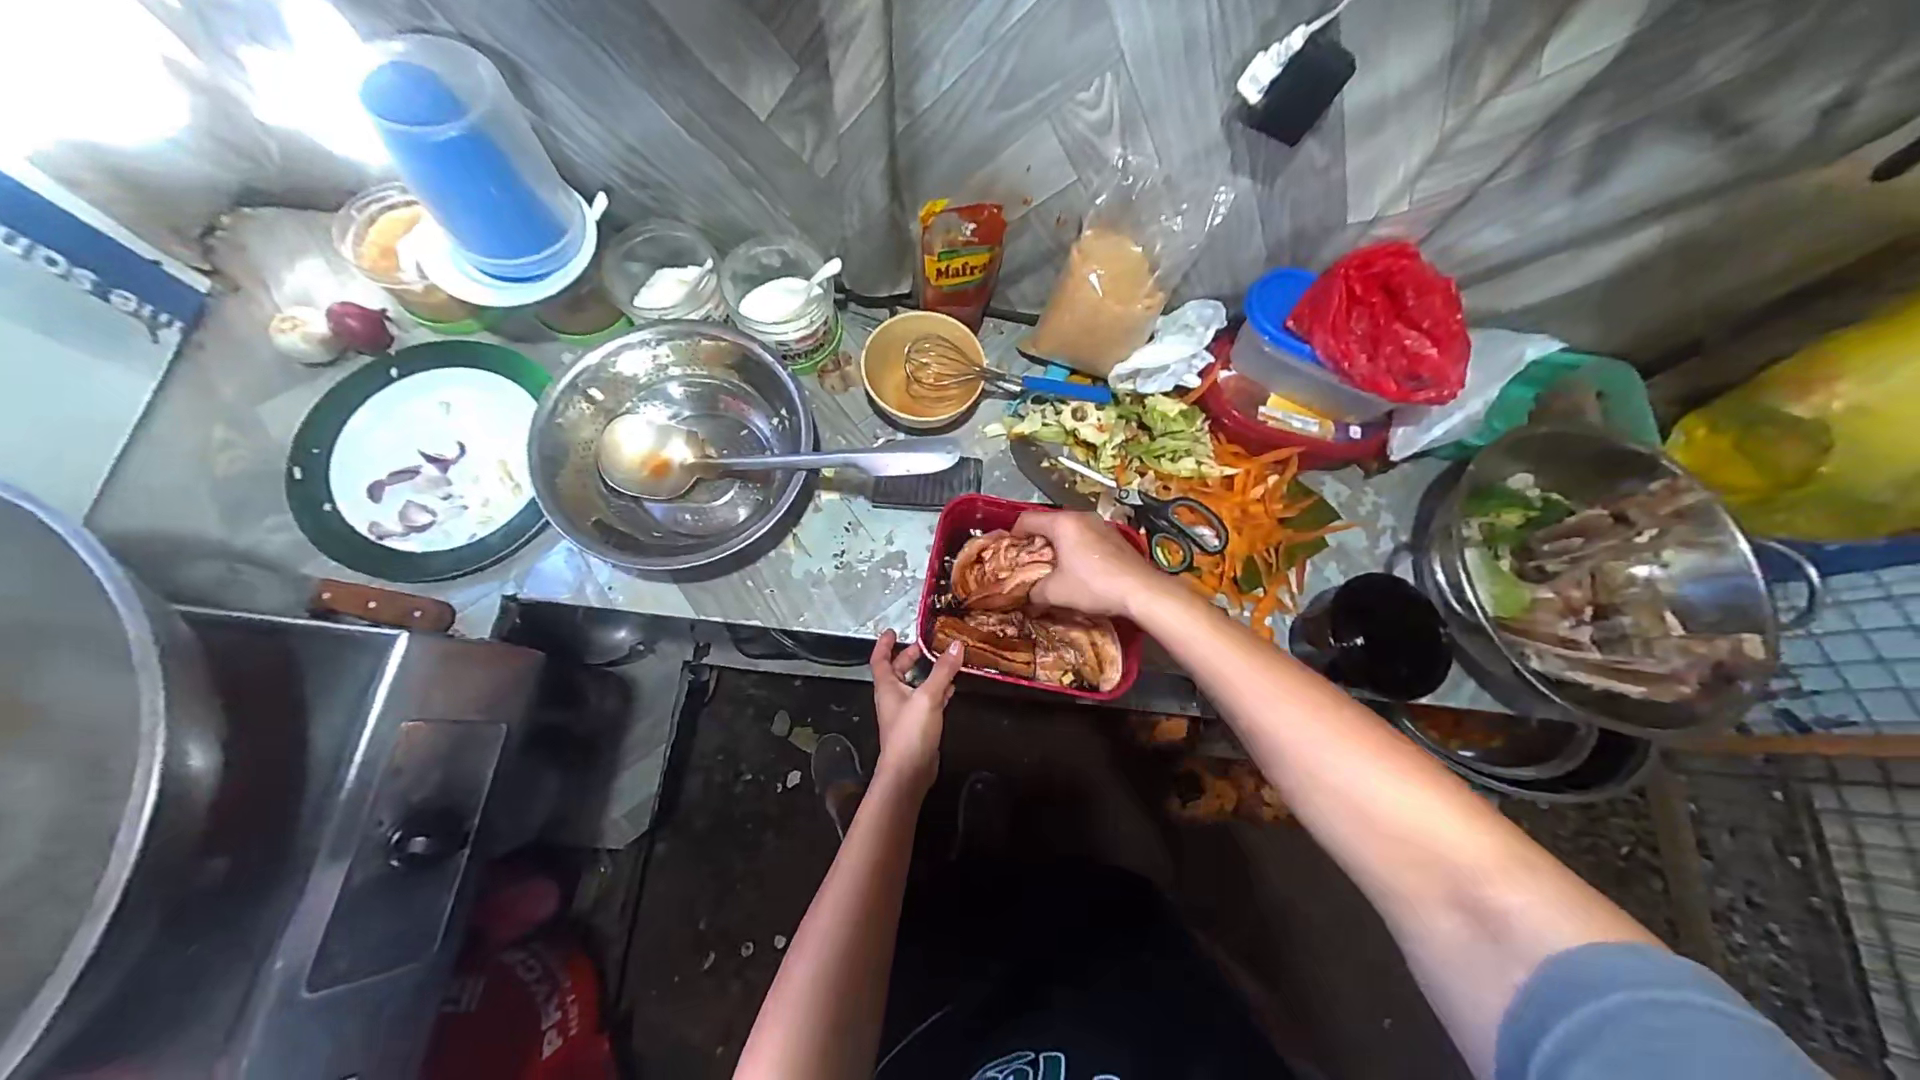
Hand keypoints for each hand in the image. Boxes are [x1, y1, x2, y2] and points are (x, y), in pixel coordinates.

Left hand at [868, 630, 963, 793]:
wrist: (909, 773)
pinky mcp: (918, 726)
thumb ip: (942, 670)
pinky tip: (951, 689)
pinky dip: (937, 691)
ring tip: (943, 662)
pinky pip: (926, 701)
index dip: (884, 644)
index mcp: (887, 687)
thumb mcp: (928, 696)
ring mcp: (905, 713)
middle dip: (908, 657)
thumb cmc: (910, 732)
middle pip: (897, 671)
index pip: (880, 660)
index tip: (892, 631)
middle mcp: (893, 698)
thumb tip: (956, 644)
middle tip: (924, 645)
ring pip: (914, 686)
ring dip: (925, 673)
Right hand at [1014, 510, 1164, 619]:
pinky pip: (1086, 537)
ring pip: (1069, 530)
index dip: (1013, 535)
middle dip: (1036, 543)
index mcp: (1062, 523)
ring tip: (1054, 569)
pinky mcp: (1115, 537)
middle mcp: (1081, 516)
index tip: (1010, 554)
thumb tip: (1027, 595)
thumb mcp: (1055, 593)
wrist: (1141, 591)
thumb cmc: (1094, 586)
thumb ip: (1033, 592)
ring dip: (1058, 547)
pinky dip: (1076, 549)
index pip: (1026, 519)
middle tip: (1030, 565)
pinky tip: (1080, 571)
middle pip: (1048, 524)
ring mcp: (1101, 525)